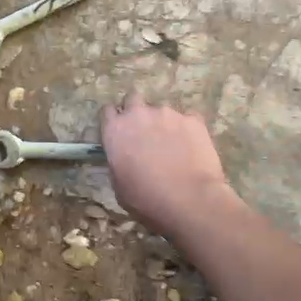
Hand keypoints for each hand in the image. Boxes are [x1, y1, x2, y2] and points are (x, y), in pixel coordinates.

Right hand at [100, 93, 234, 234]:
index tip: (121, 132)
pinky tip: (192, 149)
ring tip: (174, 146)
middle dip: (137, 111)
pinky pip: (188, 120)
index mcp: (116, 130)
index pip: (107, 111)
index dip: (114, 120)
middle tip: (145, 133)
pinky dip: (187, 130)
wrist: (192, 202)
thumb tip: (123, 158)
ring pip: (161, 110)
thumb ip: (118, 163)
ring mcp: (167, 113)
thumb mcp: (120, 187)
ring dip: (163, 123)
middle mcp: (138, 114)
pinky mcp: (192, 119)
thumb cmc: (149, 201)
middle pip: (133, 99)